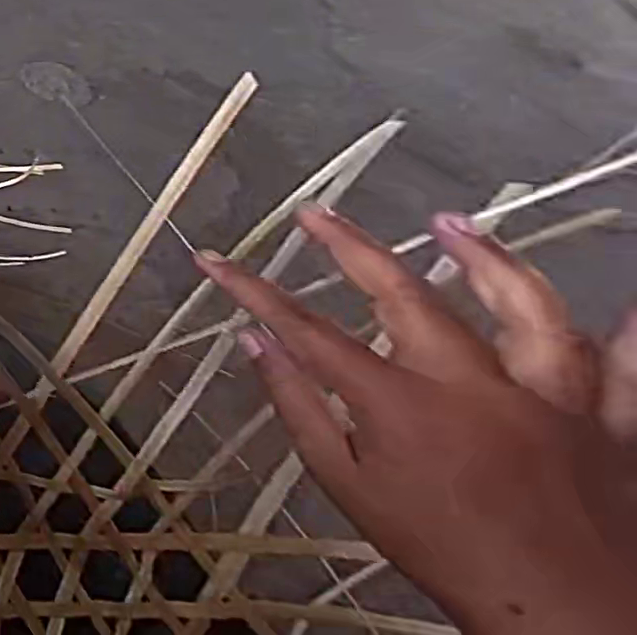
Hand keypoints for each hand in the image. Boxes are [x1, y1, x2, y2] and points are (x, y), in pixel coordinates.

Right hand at [199, 204, 636, 634]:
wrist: (571, 623)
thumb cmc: (437, 548)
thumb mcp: (343, 481)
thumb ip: (296, 404)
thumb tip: (253, 341)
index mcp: (400, 404)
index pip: (304, 327)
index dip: (249, 288)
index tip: (211, 260)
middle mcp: (476, 388)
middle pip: (407, 298)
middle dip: (352, 248)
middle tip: (315, 213)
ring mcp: (555, 404)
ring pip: (528, 315)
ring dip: (487, 260)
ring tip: (452, 221)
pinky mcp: (613, 429)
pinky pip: (631, 373)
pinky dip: (632, 332)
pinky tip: (625, 299)